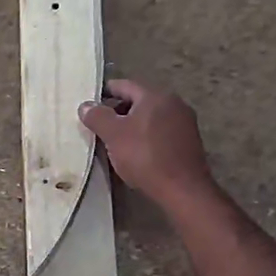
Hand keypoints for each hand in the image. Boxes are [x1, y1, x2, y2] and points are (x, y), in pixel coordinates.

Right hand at [78, 78, 216, 208]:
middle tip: (100, 125)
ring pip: (151, 118)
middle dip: (118, 111)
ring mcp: (185, 123)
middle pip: (139, 101)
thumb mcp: (114, 135)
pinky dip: (147, 137)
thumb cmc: (145, 157)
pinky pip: (162, 132)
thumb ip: (97, 117)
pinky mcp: (189, 142)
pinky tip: (138, 153)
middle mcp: (174, 103)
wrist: (183, 190)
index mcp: (155, 96)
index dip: (105, 92)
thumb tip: (86, 105)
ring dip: (133, 125)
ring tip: (116, 141)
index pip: (124, 85)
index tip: (90, 103)